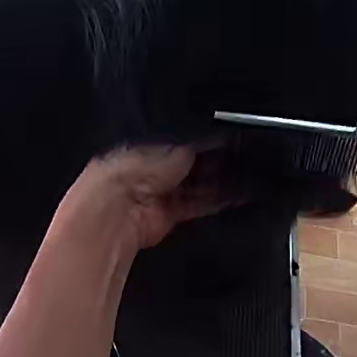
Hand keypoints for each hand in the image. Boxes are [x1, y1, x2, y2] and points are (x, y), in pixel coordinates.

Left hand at [55, 145, 230, 251]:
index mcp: (141, 147)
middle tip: (234, 157)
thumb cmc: (124, 173)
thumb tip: (205, 142)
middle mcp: (149, 172)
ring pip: (194, 187)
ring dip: (217, 184)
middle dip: (211, 163)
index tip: (222, 141)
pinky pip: (195, 207)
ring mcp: (158, 195)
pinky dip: (214, 202)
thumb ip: (187, 146)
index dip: (199, 142)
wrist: (117, 210)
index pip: (176, 142)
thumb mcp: (164, 146)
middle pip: (188, 167)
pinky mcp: (167, 216)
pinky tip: (232, 196)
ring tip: (240, 177)